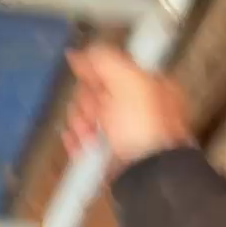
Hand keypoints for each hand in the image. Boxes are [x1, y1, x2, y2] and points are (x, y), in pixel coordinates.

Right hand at [64, 45, 193, 167]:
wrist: (145, 173)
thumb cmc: (143, 128)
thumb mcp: (128, 82)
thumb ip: (105, 61)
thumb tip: (80, 53)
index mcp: (148, 86)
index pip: (109, 70)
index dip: (95, 77)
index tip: (93, 86)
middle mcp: (137, 107)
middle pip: (93, 94)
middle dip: (86, 105)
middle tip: (96, 115)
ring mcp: (123, 131)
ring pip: (85, 117)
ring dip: (80, 125)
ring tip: (90, 136)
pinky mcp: (109, 151)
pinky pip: (82, 139)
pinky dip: (77, 141)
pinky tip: (83, 145)